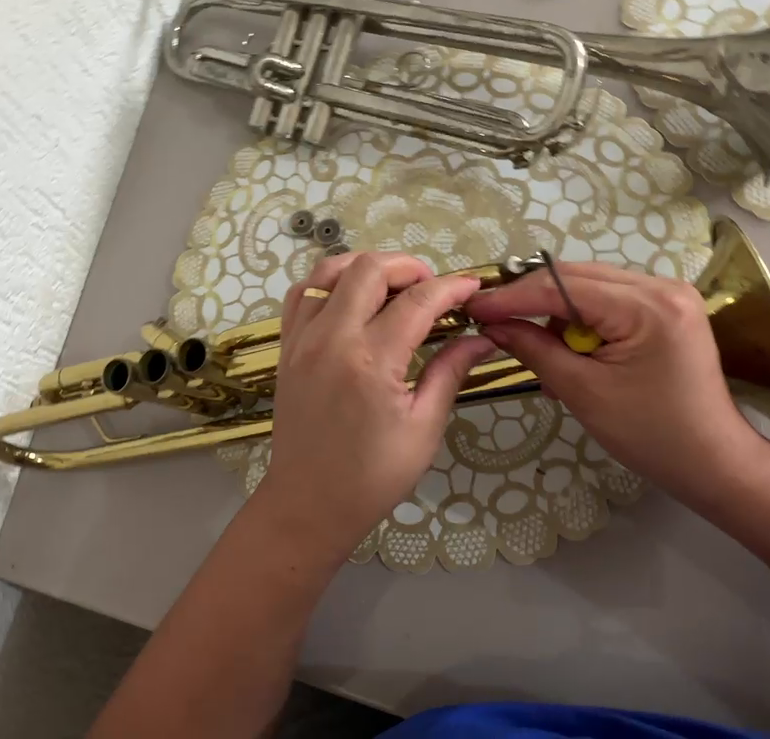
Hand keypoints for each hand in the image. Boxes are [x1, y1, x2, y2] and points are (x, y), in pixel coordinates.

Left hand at [253, 252, 496, 559]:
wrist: (308, 502)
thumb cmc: (372, 475)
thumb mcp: (423, 427)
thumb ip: (450, 371)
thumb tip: (483, 338)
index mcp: (371, 360)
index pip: (417, 301)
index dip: (450, 287)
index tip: (472, 287)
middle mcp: (331, 337)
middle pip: (369, 269)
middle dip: (409, 267)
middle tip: (433, 289)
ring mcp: (302, 337)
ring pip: (329, 271)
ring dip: (366, 267)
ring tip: (394, 287)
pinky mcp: (286, 345)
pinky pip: (302, 292)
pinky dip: (328, 282)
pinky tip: (351, 297)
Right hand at [467, 262, 766, 498]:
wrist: (715, 462)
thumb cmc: (651, 434)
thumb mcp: (582, 392)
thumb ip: (534, 349)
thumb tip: (493, 325)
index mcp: (648, 306)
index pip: (563, 287)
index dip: (513, 297)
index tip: (474, 308)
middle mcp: (662, 286)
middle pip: (576, 276)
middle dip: (531, 298)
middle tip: (490, 316)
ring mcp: (668, 294)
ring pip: (589, 285)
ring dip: (556, 310)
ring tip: (537, 347)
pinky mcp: (667, 307)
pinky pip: (608, 299)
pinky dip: (580, 318)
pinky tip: (569, 347)